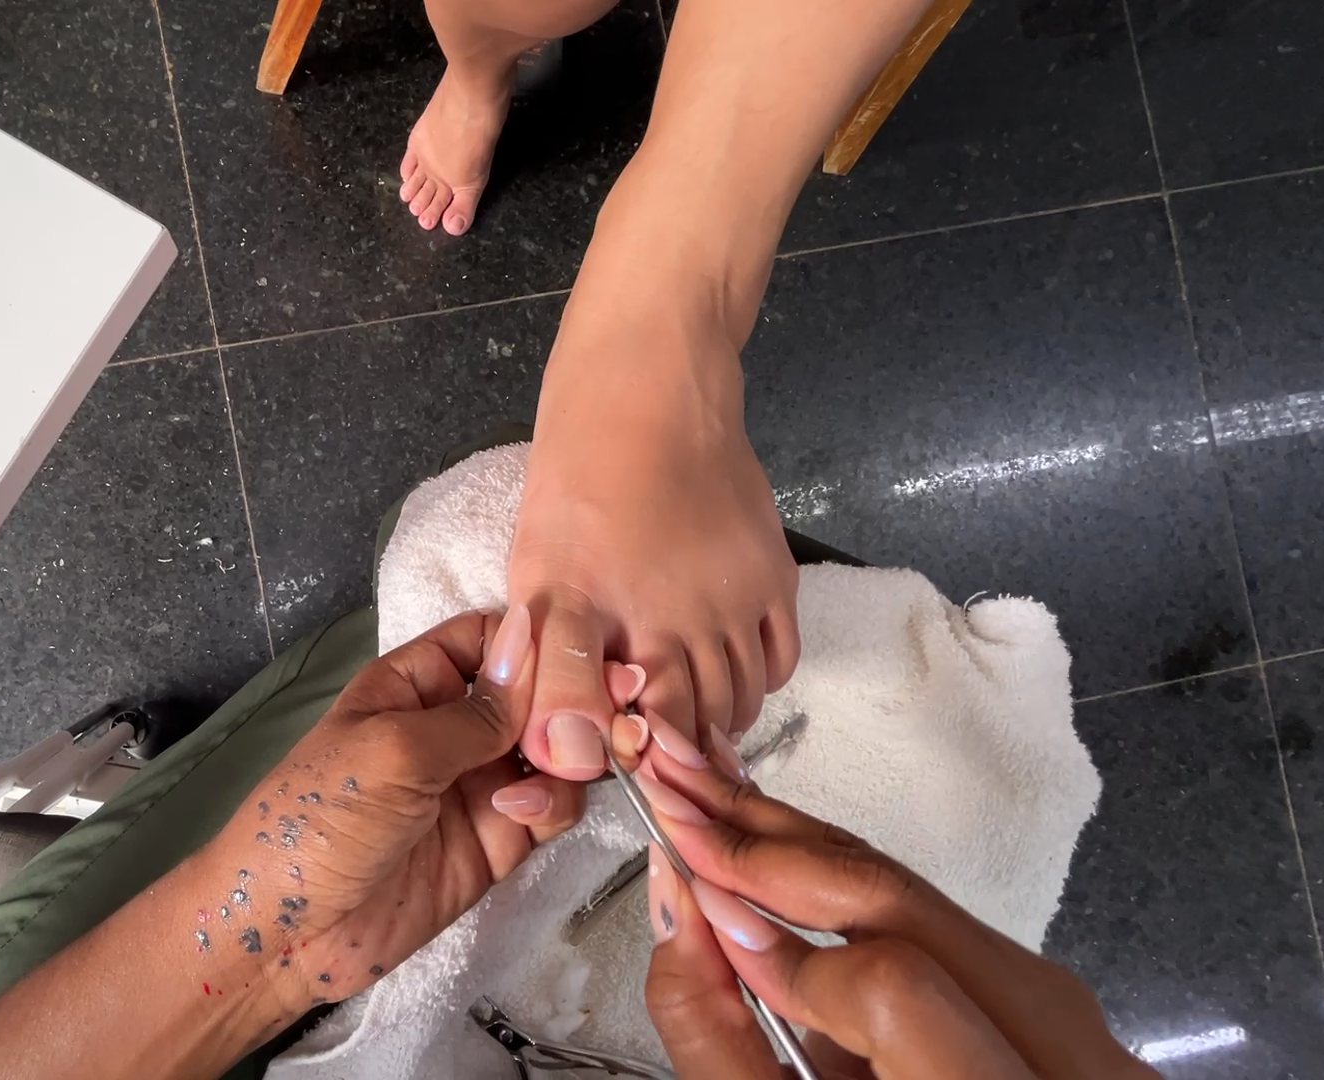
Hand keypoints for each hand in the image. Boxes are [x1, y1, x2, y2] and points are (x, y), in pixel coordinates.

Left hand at [187, 610, 584, 1016]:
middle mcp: (453, 723)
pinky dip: (553, 800)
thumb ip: (473, 710)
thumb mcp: (393, 750)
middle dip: (566, 698)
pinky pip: (550, 804)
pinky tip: (520, 809)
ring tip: (563, 763)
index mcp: (416, 682)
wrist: (293, 934)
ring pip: (552, 747)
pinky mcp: (497, 836)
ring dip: (567, 751)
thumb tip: (532, 638)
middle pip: (531, 691)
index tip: (583, 649)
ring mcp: (477, 780)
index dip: (533, 638)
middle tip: (604, 711)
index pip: (487, 637)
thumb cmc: (323, 815)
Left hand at [513, 291, 799, 779]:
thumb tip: (563, 749)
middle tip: (650, 754)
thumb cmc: (576, 483)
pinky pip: (782, 656)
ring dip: (714, 718)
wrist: (645, 396)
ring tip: (683, 723)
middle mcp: (703, 628)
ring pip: (744, 696)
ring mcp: (746, 601)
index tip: (622, 767)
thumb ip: (553, 663)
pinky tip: (726, 676)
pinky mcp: (776, 572)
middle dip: (676, 748)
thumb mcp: (541, 573)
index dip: (641, 764)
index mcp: (636, 632)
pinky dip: (758, 681)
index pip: (655, 737)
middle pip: (705, 724)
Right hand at [630, 735, 1149, 1078]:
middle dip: (764, 841)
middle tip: (675, 793)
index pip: (894, 990)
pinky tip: (767, 845)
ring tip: (706, 804)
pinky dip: (825, 870)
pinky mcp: (1040, 991)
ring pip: (906, 885)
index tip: (694, 901)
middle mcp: (1073, 1064)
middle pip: (899, 899)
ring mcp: (1072, 1022)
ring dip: (787, 842)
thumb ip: (712, 1026)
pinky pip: (916, 902)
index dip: (781, 948)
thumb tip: (675, 895)